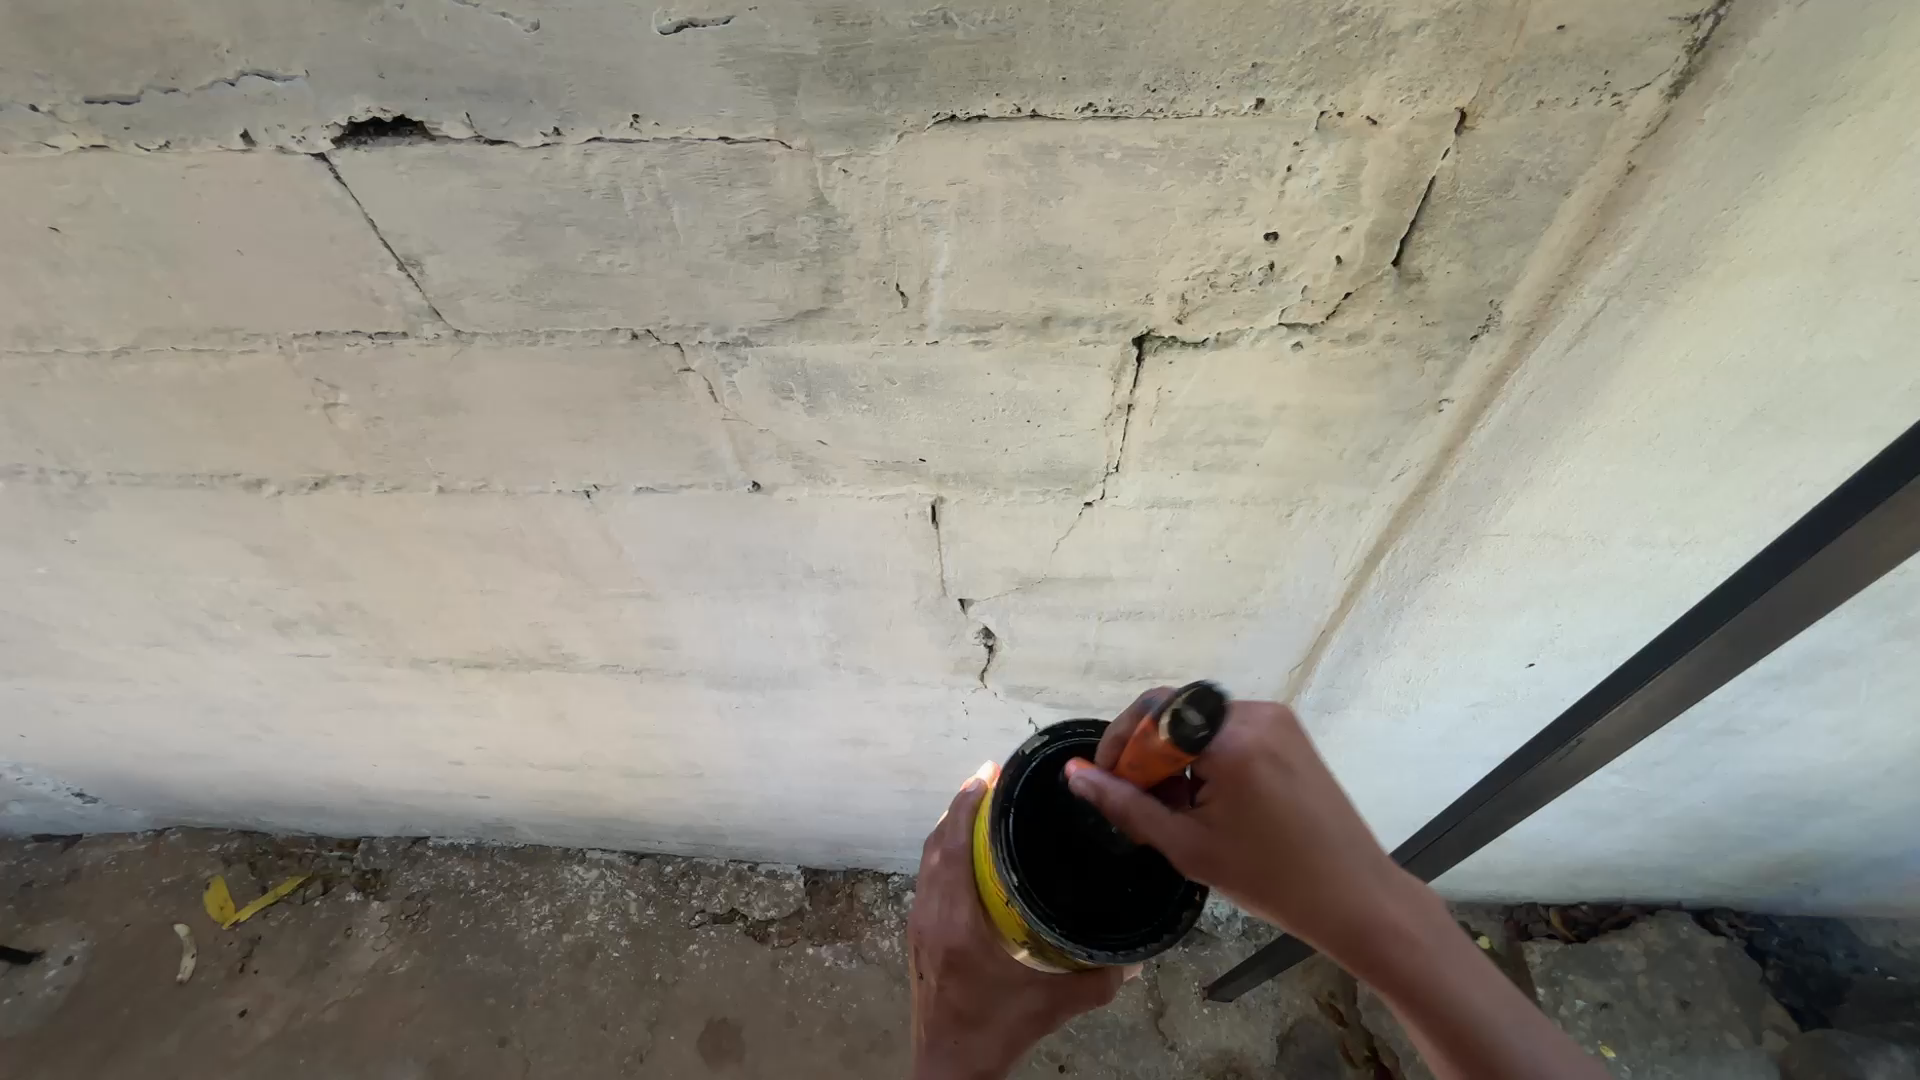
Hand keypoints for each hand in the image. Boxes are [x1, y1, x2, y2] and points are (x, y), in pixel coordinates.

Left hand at [909, 763, 1129, 1079]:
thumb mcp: (1052, 1004)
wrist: (949, 1065)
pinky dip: (943, 848)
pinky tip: (966, 846)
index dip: (967, 804)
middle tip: (991, 777)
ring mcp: (918, 920)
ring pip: (928, 856)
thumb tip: (1137, 955)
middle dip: (961, 804)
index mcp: (957, 922)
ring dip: (951, 824)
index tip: (989, 773)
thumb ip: (1097, 978)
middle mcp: (931, 913)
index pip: (953, 846)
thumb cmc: (997, 1029)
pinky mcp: (916, 929)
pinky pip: (926, 874)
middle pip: (937, 842)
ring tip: (980, 802)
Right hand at [1062, 690, 1417, 964]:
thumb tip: (1074, 774)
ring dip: (1175, 752)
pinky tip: (1209, 795)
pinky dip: (1206, 753)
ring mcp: (1275, 719)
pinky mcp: (1289, 730)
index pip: (1152, 712)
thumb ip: (1124, 803)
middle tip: (1138, 796)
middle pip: (1174, 712)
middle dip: (1146, 750)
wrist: (1357, 898)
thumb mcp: (1185, 845)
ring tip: (1175, 803)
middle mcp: (1253, 713)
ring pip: (1198, 720)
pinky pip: (1227, 727)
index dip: (1121, 743)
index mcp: (1230, 740)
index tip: (1108, 780)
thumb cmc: (1269, 879)